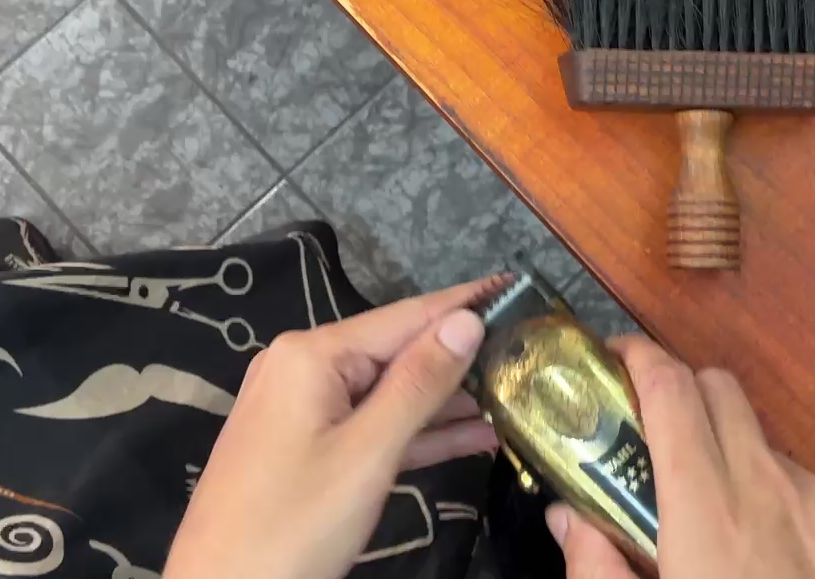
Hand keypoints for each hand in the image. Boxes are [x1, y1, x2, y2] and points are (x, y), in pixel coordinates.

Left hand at [164, 279, 501, 578]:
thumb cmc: (291, 529)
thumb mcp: (367, 455)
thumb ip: (420, 382)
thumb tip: (468, 318)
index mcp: (314, 354)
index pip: (407, 316)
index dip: (464, 302)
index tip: (514, 284)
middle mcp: (305, 366)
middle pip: (398, 352)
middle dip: (459, 359)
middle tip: (522, 354)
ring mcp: (303, 407)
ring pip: (388, 391)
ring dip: (445, 402)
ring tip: (509, 399)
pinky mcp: (305, 445)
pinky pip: (370, 424)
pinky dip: (415, 432)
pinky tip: (471, 436)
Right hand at [547, 336, 814, 578]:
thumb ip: (597, 568)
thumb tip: (565, 514)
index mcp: (708, 509)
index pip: (670, 388)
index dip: (638, 356)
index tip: (613, 359)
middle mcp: (771, 485)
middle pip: (718, 387)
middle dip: (683, 394)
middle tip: (660, 438)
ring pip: (767, 443)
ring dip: (737, 459)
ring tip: (731, 528)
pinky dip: (792, 506)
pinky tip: (791, 566)